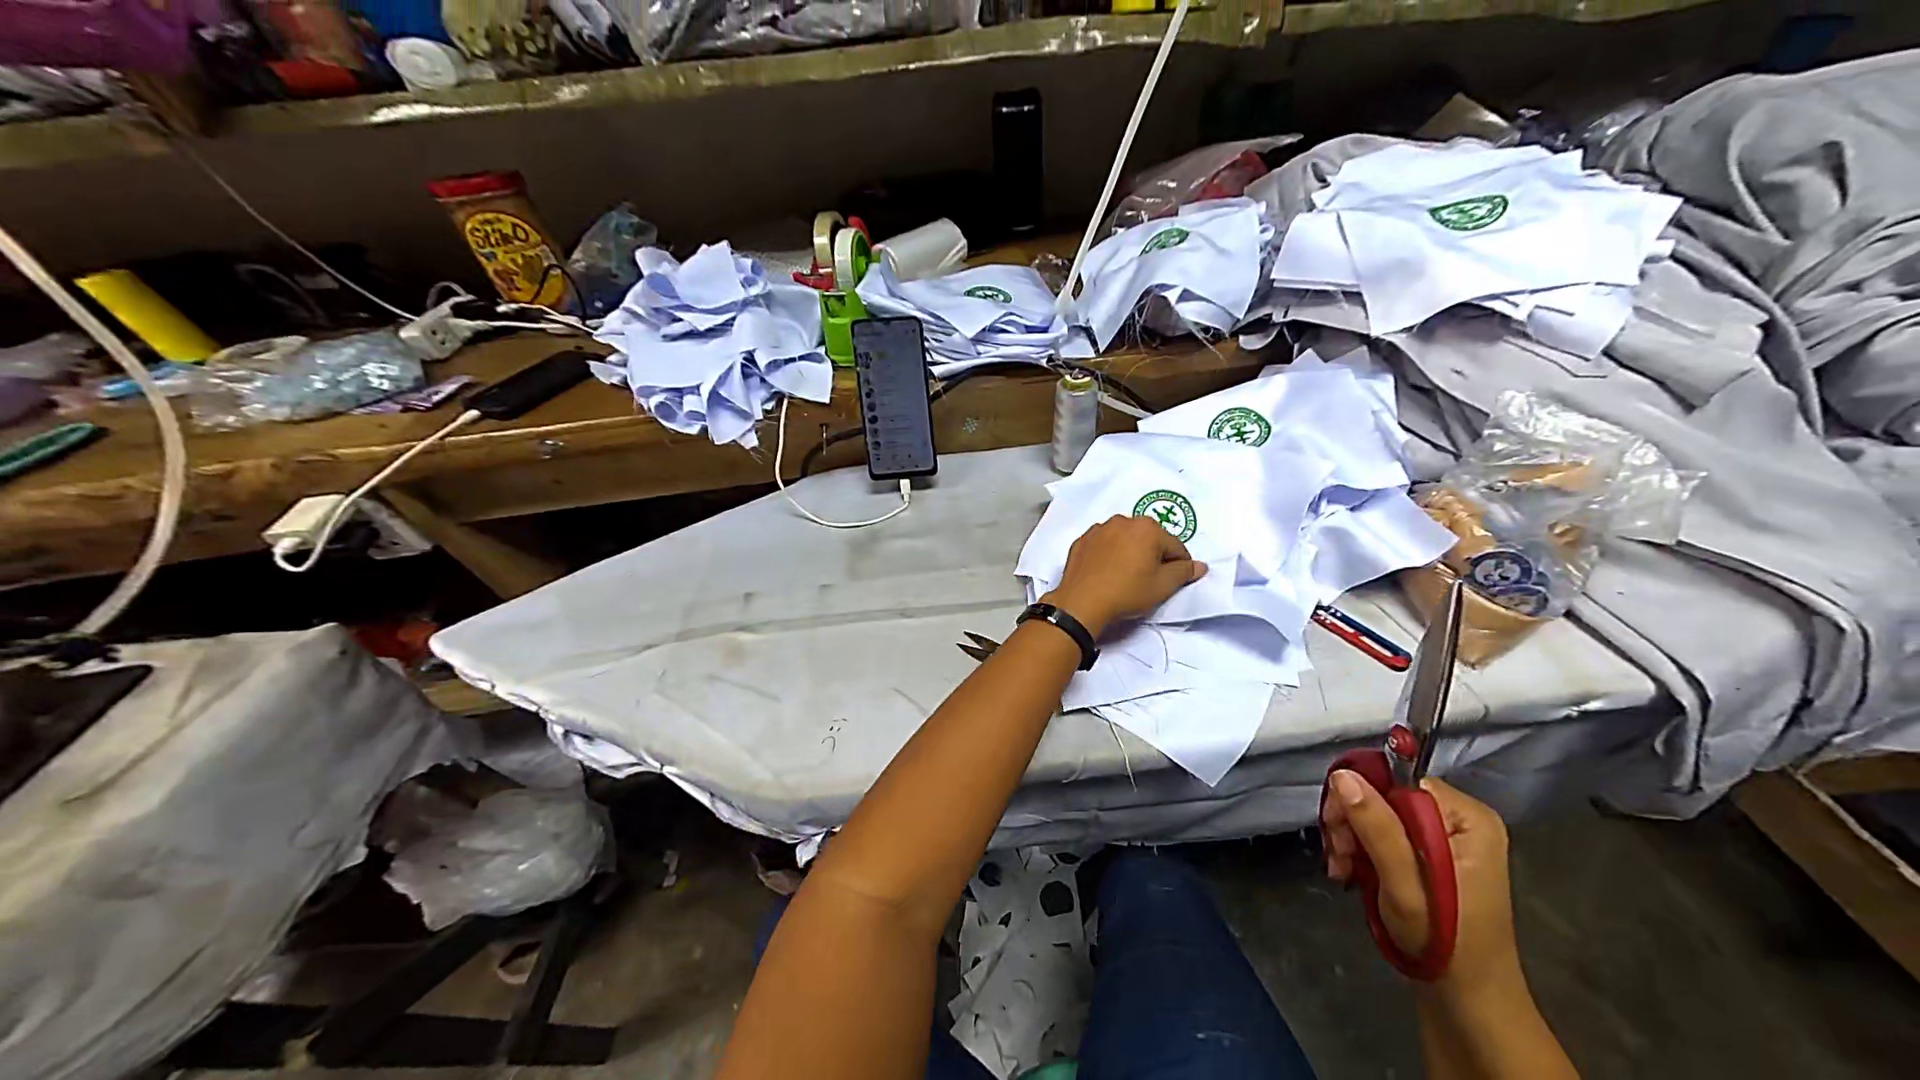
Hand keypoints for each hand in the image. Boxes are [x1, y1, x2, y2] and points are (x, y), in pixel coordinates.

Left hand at [1042, 515, 1206, 636]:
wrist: (1082, 602)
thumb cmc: (1127, 592)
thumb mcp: (1163, 586)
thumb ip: (1184, 572)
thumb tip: (1199, 566)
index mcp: (1148, 528)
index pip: (1175, 547)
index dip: (1178, 565)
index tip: (1173, 581)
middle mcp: (1123, 521)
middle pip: (1149, 539)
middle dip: (1153, 555)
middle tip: (1149, 579)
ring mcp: (1099, 529)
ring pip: (1125, 539)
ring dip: (1130, 552)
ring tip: (1126, 576)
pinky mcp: (1082, 540)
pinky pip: (1103, 544)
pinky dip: (1108, 554)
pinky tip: (1107, 572)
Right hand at [1322, 773, 1523, 1005]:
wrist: (1467, 1001)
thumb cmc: (1444, 942)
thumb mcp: (1404, 885)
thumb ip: (1377, 827)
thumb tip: (1344, 776)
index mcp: (1468, 819)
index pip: (1397, 780)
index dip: (1359, 797)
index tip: (1336, 829)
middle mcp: (1459, 820)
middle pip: (1384, 794)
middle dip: (1351, 821)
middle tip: (1338, 856)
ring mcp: (1446, 838)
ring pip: (1377, 813)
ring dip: (1351, 838)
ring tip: (1343, 869)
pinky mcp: (1430, 854)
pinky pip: (1383, 832)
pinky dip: (1361, 850)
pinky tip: (1352, 871)